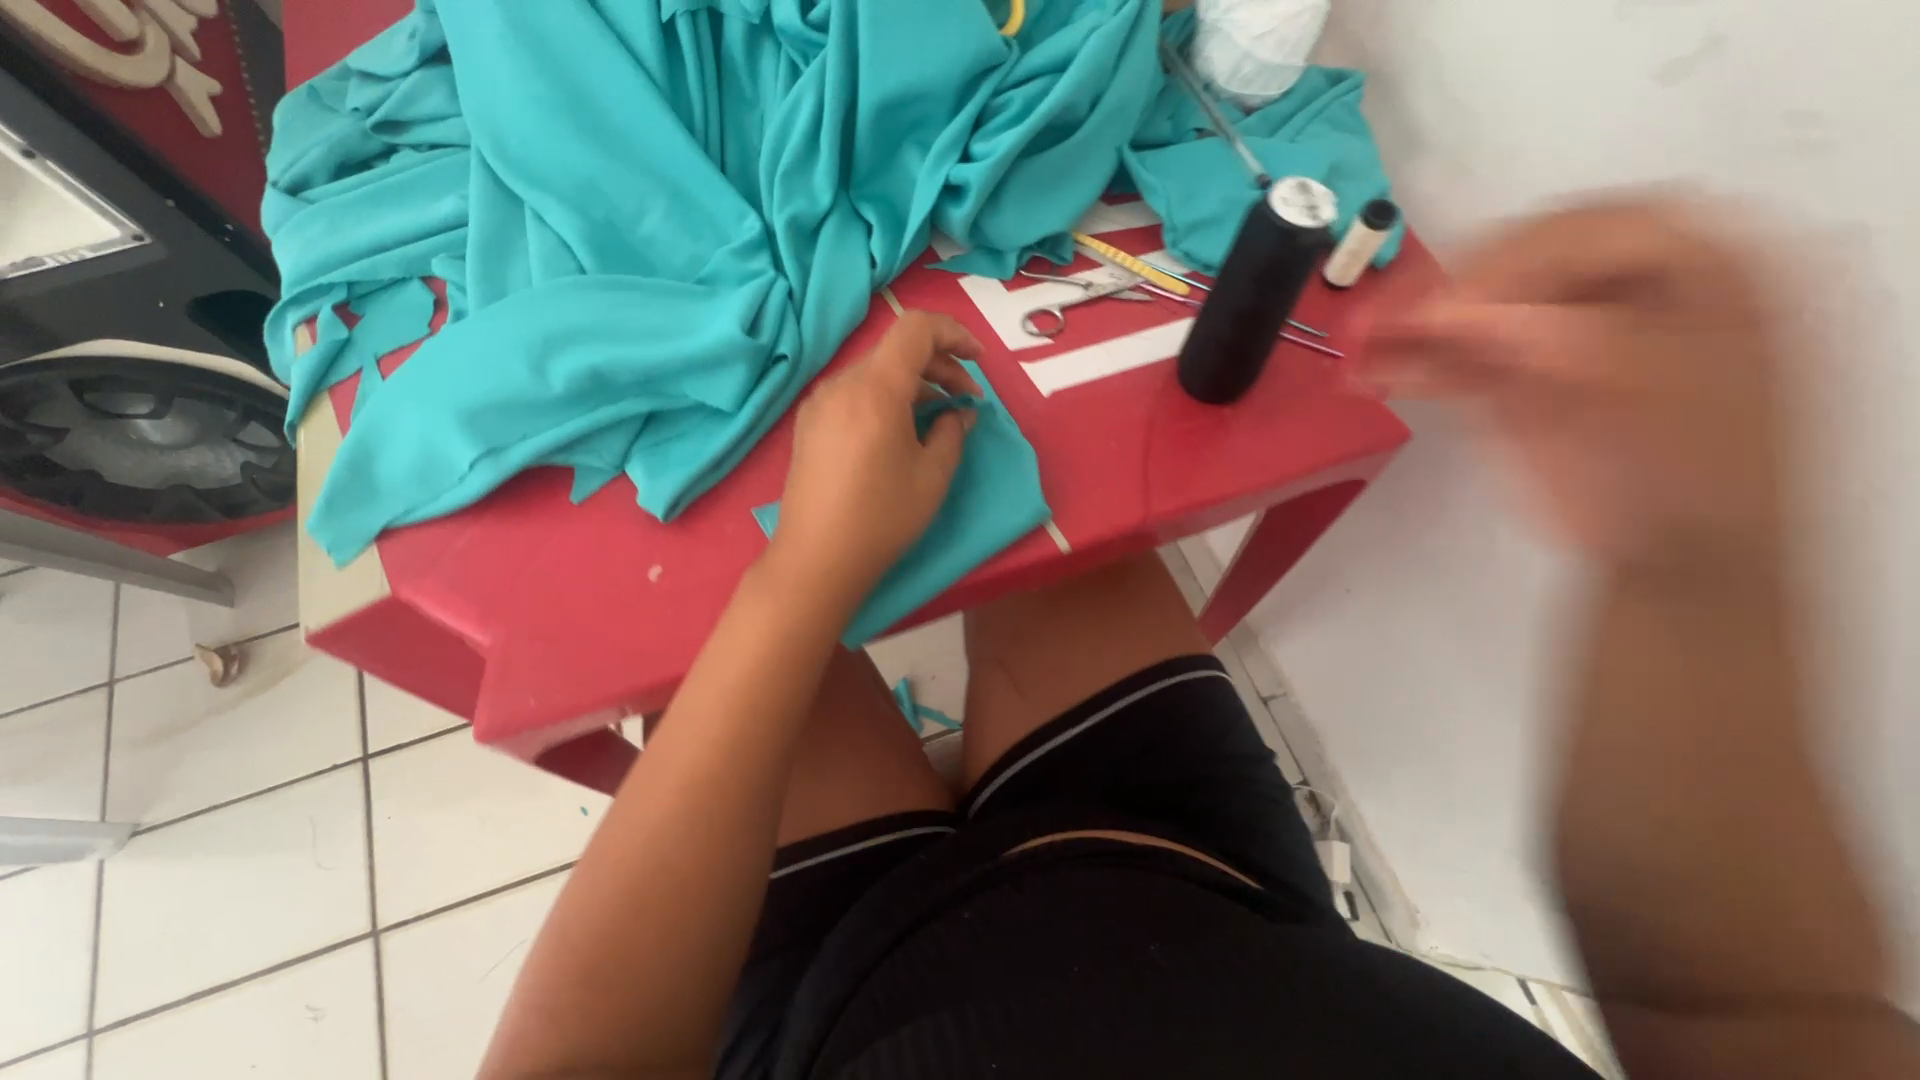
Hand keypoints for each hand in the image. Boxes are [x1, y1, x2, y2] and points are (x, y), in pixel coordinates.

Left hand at [767, 311, 983, 604]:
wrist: (816, 558)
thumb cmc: (882, 517)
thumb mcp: (933, 475)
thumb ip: (952, 432)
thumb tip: (958, 412)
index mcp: (875, 388)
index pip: (917, 329)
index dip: (955, 334)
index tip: (979, 361)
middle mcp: (842, 385)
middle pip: (896, 350)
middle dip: (939, 365)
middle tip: (966, 400)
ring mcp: (819, 404)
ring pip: (874, 372)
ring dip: (912, 383)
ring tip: (937, 418)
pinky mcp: (809, 425)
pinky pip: (854, 394)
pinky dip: (885, 398)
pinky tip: (899, 432)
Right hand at [1362, 199, 1787, 574]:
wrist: (1672, 558)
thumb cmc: (1690, 476)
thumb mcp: (1652, 397)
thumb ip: (1570, 342)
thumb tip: (1473, 315)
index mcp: (1695, 272)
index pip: (1598, 231)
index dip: (1526, 256)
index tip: (1460, 306)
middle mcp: (1619, 291)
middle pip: (1524, 263)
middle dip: (1456, 290)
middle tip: (1397, 318)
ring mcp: (1560, 333)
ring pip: (1479, 309)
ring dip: (1415, 325)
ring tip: (1360, 344)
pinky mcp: (1515, 375)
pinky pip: (1458, 357)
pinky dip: (1414, 363)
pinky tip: (1374, 372)